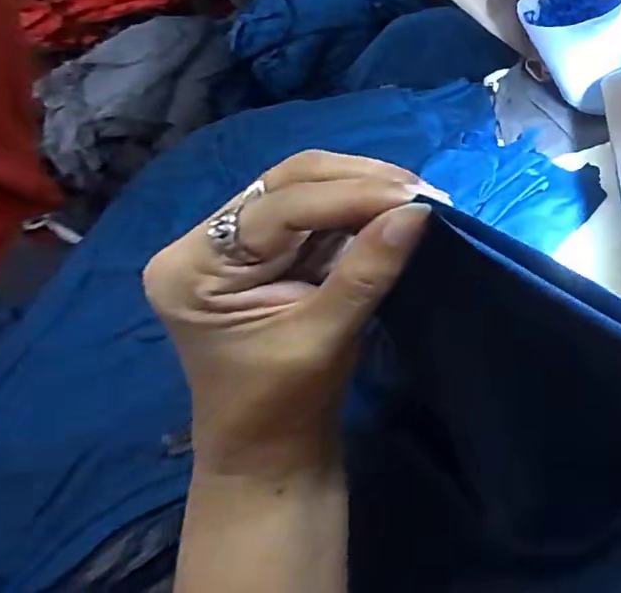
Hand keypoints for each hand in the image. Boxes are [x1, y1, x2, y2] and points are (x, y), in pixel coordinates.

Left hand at [142, 150, 441, 476]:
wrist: (270, 442)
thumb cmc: (282, 400)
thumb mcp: (324, 336)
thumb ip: (367, 270)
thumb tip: (419, 211)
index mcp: (194, 268)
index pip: (281, 207)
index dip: (353, 196)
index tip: (420, 200)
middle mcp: (209, 241)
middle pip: (293, 178)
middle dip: (365, 179)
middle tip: (425, 195)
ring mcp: (244, 238)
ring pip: (314, 181)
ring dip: (373, 185)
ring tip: (422, 200)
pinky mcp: (280, 243)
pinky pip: (329, 202)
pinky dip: (371, 200)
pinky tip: (403, 207)